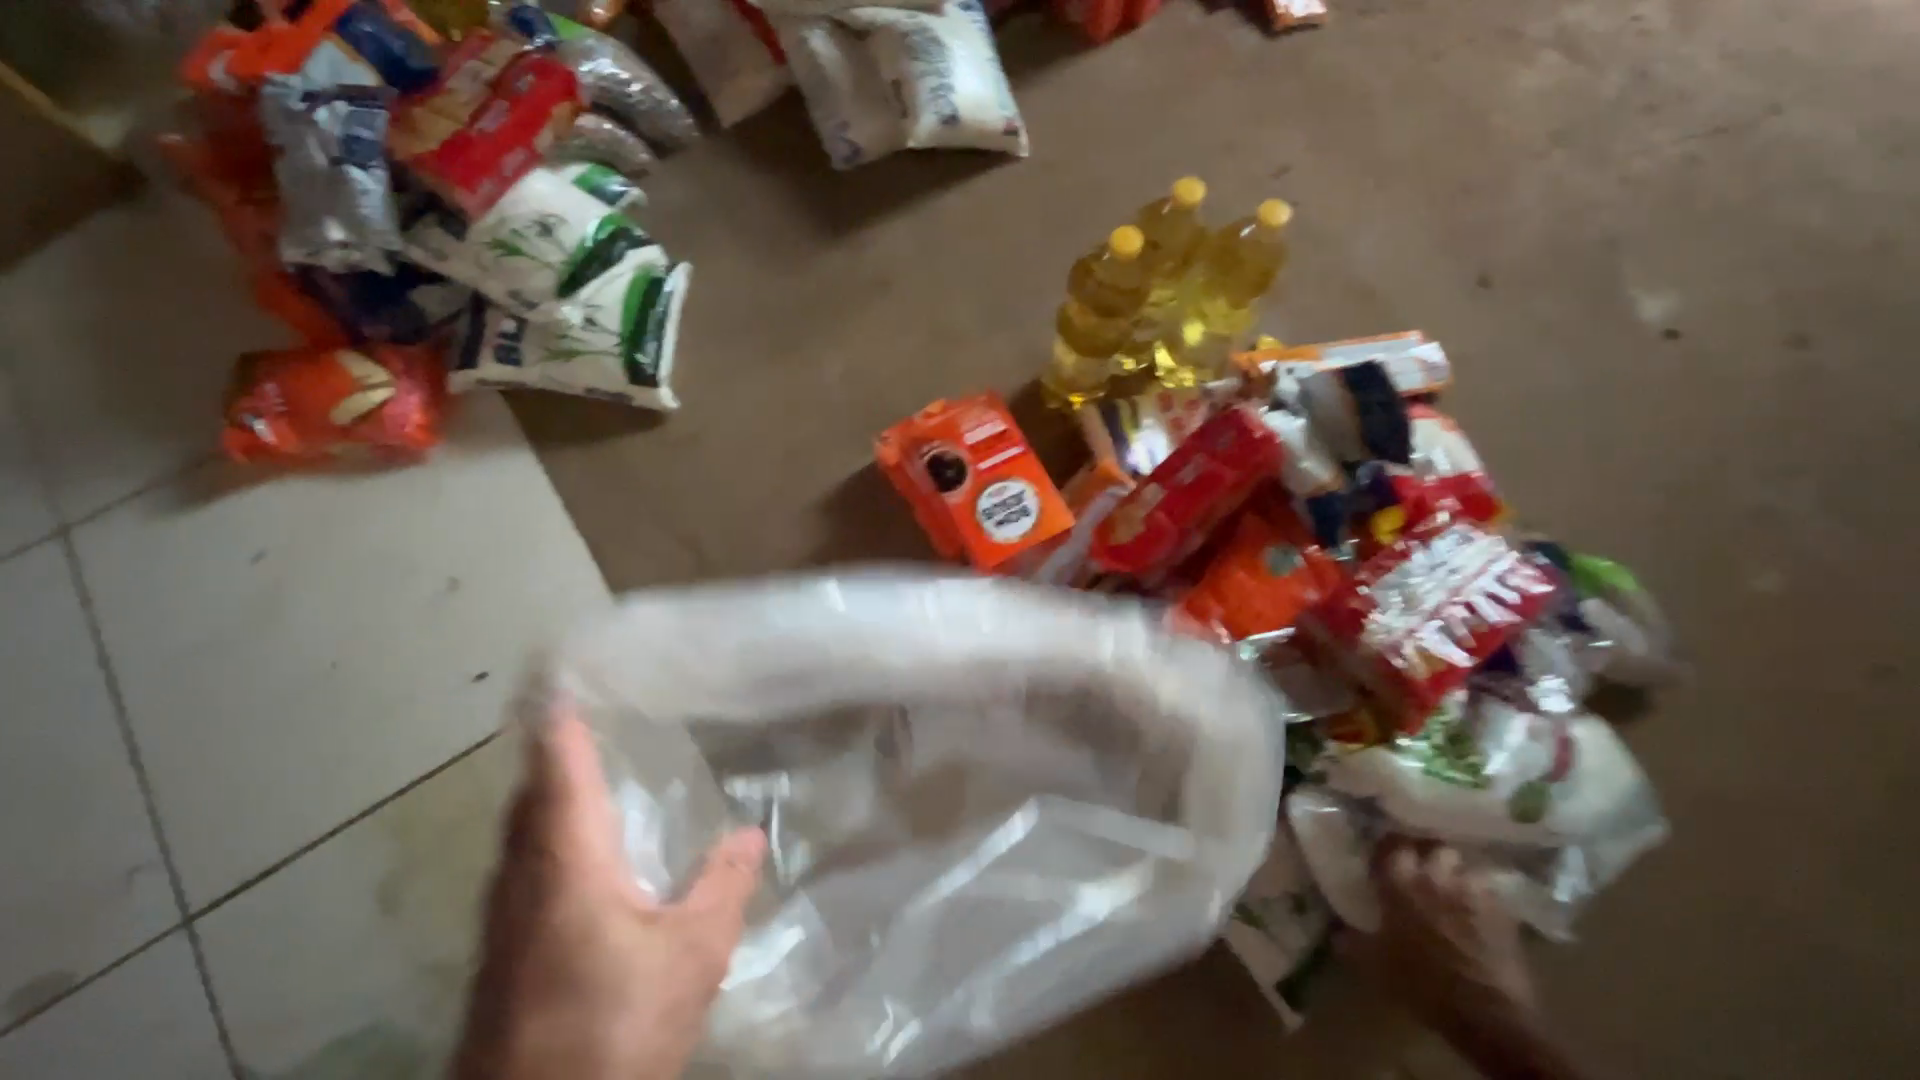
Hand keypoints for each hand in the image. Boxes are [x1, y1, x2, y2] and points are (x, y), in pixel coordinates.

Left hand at [451, 705, 766, 1079]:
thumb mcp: (691, 956)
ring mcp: (502, 920)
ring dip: (547, 797)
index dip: (558, 716)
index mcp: (566, 859)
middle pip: (530, 795)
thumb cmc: (612, 1026)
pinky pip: (522, 871)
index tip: (559, 669)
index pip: (557, 765)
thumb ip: (722, 886)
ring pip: (521, 836)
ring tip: (588, 773)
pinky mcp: (502, 956)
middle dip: (552, 751)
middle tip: (587, 715)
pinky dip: (547, 840)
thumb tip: (748, 833)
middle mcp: (522, 877)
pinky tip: (580, 860)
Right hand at [1362, 838, 1535, 1031]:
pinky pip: (1488, 892)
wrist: (1486, 1012)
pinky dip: (1480, 897)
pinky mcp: (1503, 912)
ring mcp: (1473, 892)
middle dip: (1427, 853)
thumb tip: (1336, 929)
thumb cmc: (1422, 983)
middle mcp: (1437, 877)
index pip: (1391, 844)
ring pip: (1464, 867)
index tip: (1382, 856)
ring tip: (1451, 890)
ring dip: (1456, 874)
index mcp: (1400, 883)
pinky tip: (1476, 913)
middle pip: (1433, 846)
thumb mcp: (1373, 964)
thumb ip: (1350, 940)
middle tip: (1419, 869)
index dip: (1387, 846)